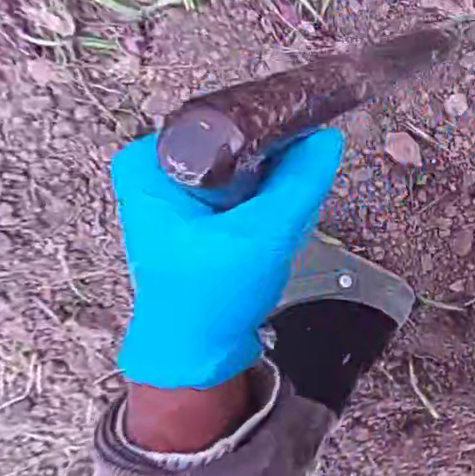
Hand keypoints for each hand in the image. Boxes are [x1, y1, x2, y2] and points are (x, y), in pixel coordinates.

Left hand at [111, 129, 344, 389]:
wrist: (198, 351)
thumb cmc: (209, 299)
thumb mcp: (262, 235)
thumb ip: (300, 182)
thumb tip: (326, 138)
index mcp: (148, 164)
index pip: (224, 123)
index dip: (271, 134)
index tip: (305, 148)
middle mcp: (158, 169)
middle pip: (240, 143)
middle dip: (275, 172)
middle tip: (284, 206)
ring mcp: (181, 189)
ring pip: (251, 167)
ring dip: (277, 190)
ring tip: (276, 226)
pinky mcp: (203, 208)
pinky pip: (251, 188)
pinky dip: (271, 204)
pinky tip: (273, 229)